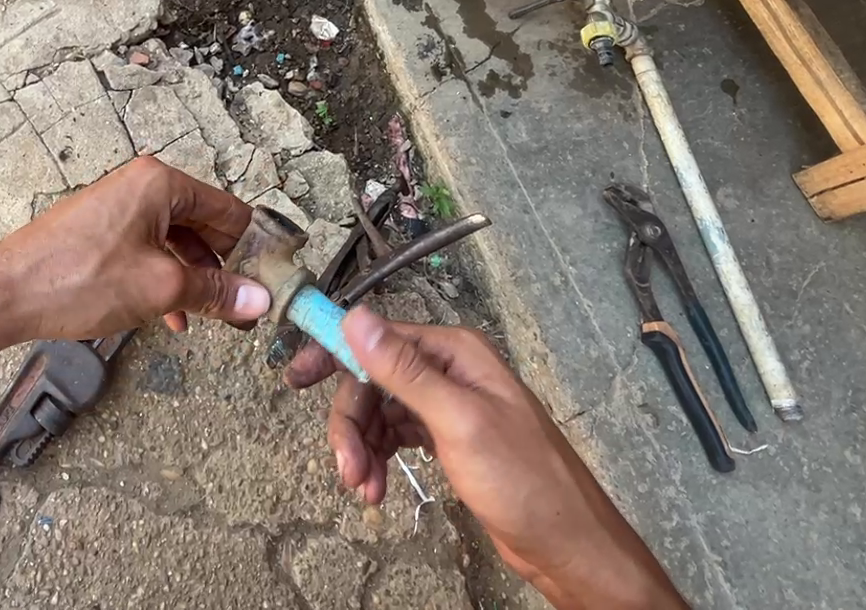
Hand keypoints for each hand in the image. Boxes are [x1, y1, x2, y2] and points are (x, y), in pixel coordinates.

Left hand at [0, 156, 270, 340]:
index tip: (265, 286)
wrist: (4, 295)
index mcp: (161, 182)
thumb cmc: (79, 280)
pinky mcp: (102, 230)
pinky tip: (171, 317)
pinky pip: (148, 250)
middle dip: (222, 269)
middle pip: (204, 226)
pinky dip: (164, 279)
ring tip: (209, 320)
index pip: (229, 211)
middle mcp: (142, 185)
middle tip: (240, 311)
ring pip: (176, 242)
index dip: (251, 250)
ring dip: (194, 279)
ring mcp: (119, 206)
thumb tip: (259, 300)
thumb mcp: (160, 287)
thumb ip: (215, 291)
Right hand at [293, 309, 686, 609]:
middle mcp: (446, 369)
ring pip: (379, 411)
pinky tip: (377, 487)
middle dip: (352, 424)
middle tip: (345, 470)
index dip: (332, 354)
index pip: (376, 338)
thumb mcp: (458, 421)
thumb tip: (354, 316)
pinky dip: (379, 458)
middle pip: (372, 380)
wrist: (571, 549)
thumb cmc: (523, 480)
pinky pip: (394, 435)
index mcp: (452, 351)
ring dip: (363, 447)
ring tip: (364, 489)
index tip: (294, 376)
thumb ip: (403, 369)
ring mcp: (445, 404)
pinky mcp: (444, 437)